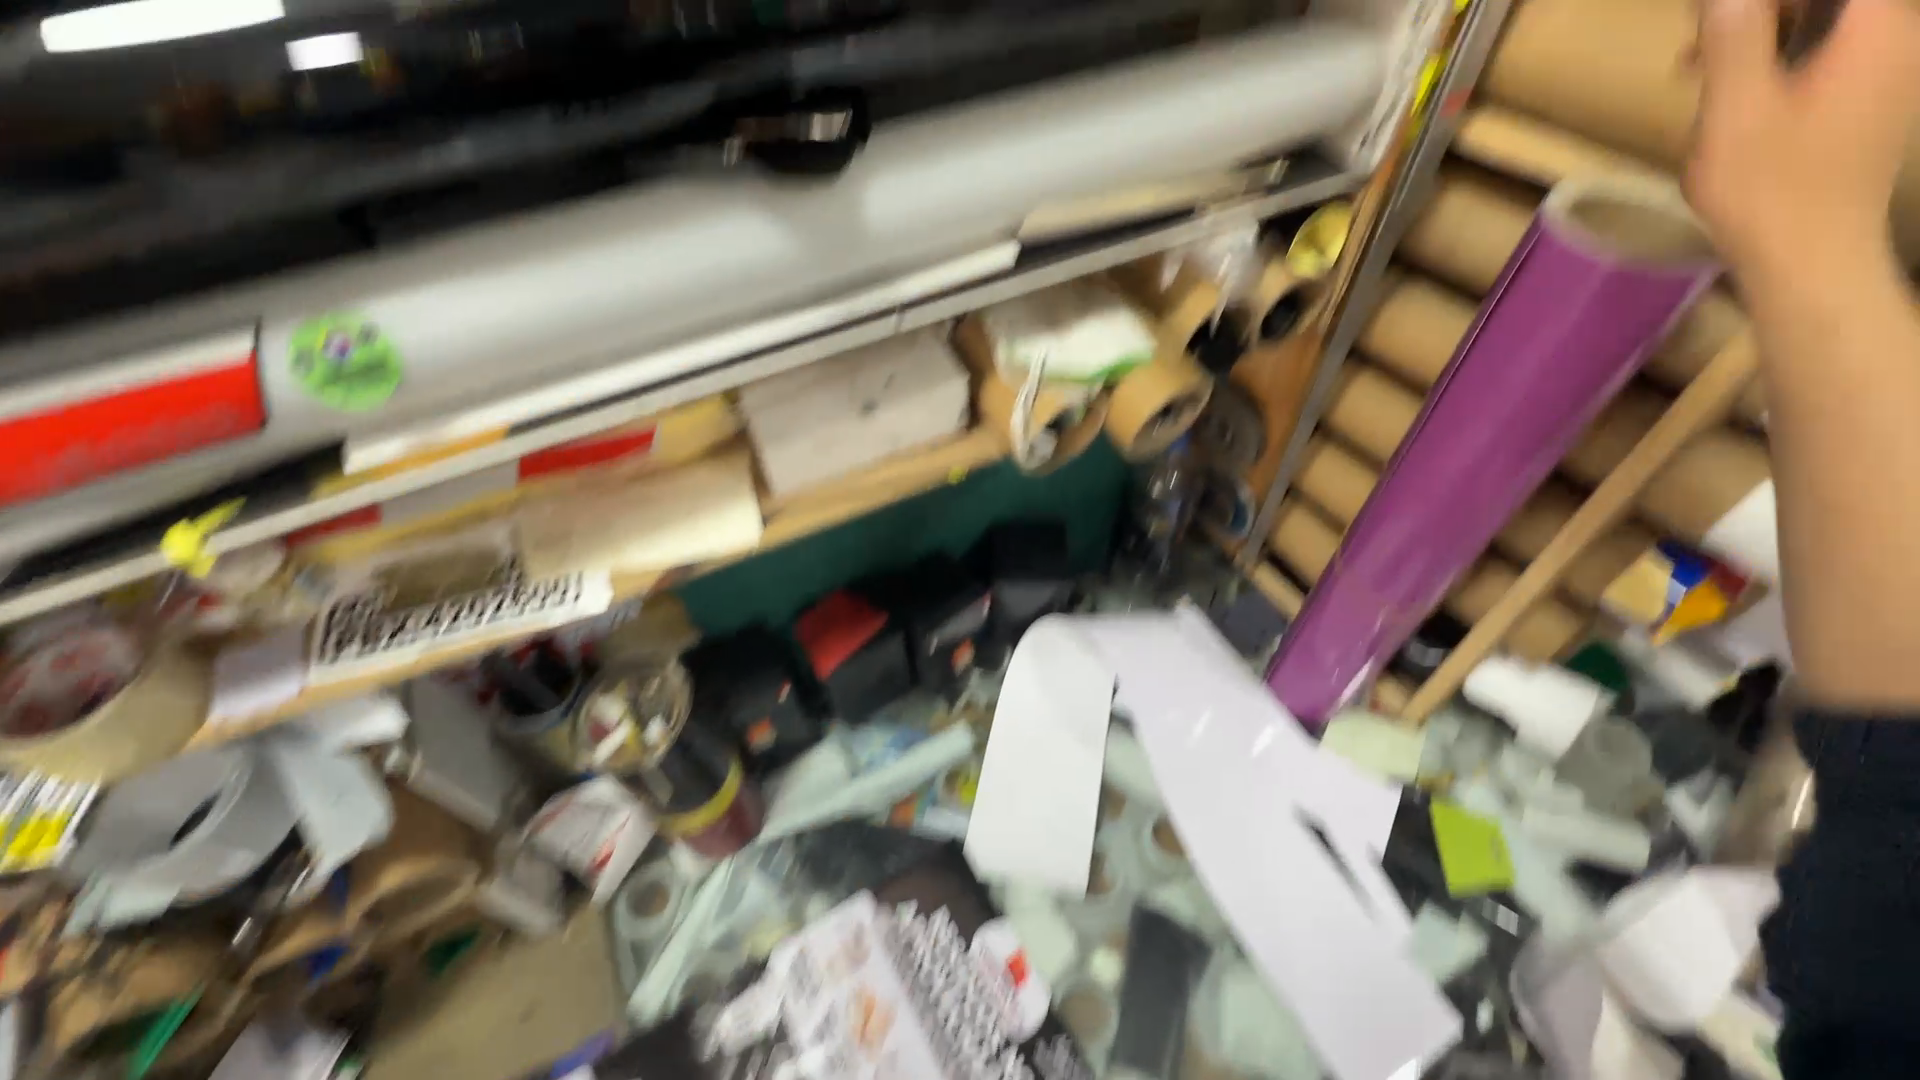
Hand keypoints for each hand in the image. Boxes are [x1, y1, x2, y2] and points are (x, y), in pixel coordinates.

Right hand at [1685, 0, 1919, 286]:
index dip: (1760, 1)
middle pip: (1831, 4)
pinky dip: (1783, 66)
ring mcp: (1891, 76)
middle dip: (1762, 15)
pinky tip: (1742, 101)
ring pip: (1829, 30)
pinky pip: (1832, 61)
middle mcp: (1899, 41)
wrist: (1811, 256)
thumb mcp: (1736, 111)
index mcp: (1876, 29)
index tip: (1708, 16)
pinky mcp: (1872, 108)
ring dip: (1767, 39)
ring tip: (1706, 74)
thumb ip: (1735, 40)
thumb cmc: (1769, 187)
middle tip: (1697, 44)